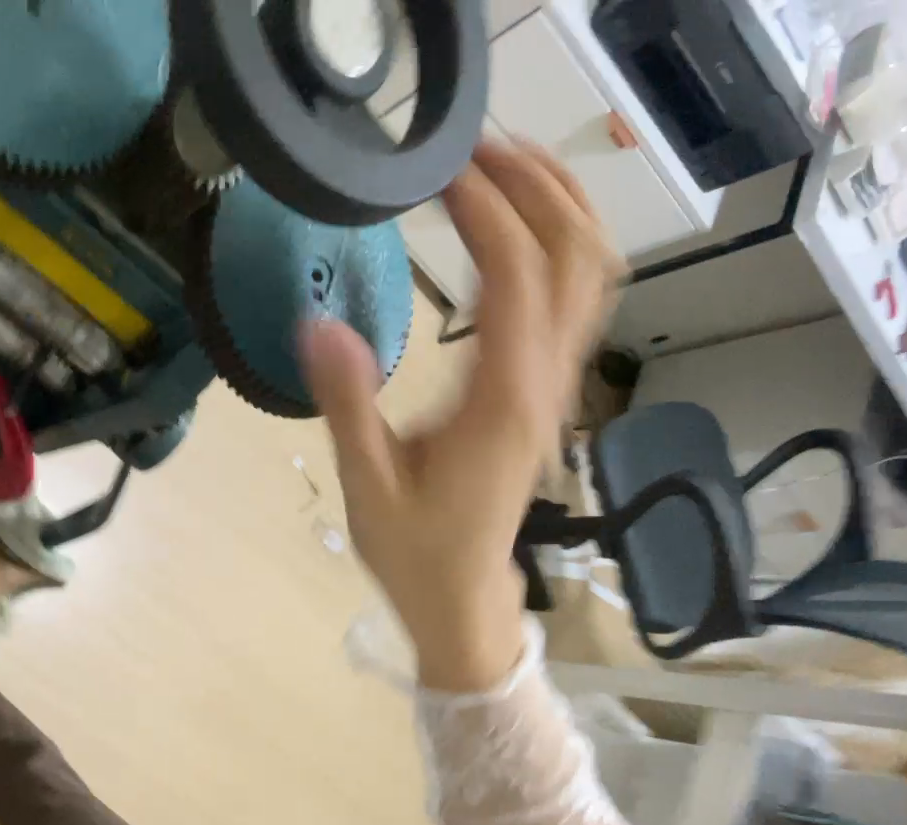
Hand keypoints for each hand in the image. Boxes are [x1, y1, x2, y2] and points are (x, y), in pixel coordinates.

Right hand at [302, 141, 621, 690]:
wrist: (461, 595)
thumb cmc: (412, 548)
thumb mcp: (367, 481)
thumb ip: (347, 402)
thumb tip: (317, 323)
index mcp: (500, 399)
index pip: (516, 276)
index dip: (487, 210)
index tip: (440, 170)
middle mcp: (543, 380)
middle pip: (577, 256)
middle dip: (535, 187)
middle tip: (474, 147)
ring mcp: (552, 384)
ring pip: (590, 272)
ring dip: (558, 207)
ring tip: (501, 166)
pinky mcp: (542, 390)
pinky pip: (573, 299)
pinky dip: (556, 245)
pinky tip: (515, 228)